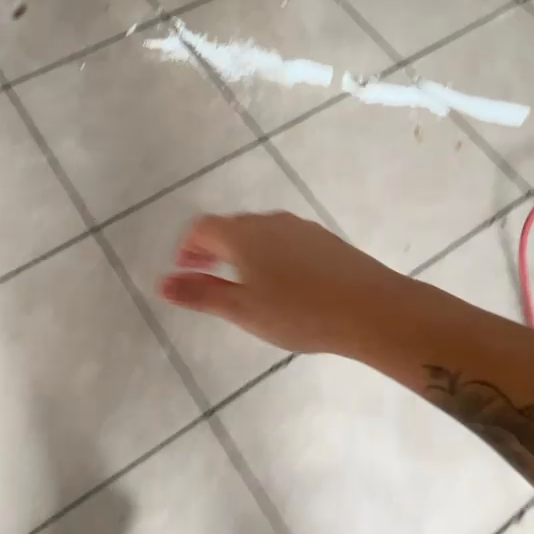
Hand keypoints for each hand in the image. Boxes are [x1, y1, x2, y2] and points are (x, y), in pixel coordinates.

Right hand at [157, 212, 418, 356]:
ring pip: (258, 232)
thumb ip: (201, 294)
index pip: (202, 227)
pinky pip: (283, 239)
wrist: (370, 308)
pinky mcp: (323, 239)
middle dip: (211, 248)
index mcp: (242, 234)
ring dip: (240, 250)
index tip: (182, 271)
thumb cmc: (298, 312)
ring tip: (240, 281)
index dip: (187, 247)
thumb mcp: (242, 310)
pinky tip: (280, 282)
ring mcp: (299, 227)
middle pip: (230, 226)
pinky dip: (268, 253)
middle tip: (203, 275)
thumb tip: (163, 283)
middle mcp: (268, 221)